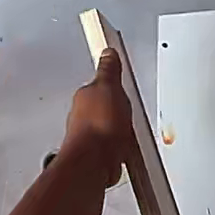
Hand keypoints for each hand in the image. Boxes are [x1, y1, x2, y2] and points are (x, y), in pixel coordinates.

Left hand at [62, 49, 131, 180]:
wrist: (96, 160)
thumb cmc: (99, 127)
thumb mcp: (110, 88)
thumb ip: (109, 71)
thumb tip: (108, 54)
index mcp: (86, 96)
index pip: (100, 83)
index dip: (111, 81)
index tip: (118, 75)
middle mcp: (84, 115)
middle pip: (104, 105)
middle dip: (117, 106)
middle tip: (128, 105)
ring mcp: (92, 134)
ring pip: (109, 125)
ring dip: (119, 126)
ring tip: (130, 127)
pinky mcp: (101, 151)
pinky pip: (115, 143)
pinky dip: (122, 143)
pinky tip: (128, 144)